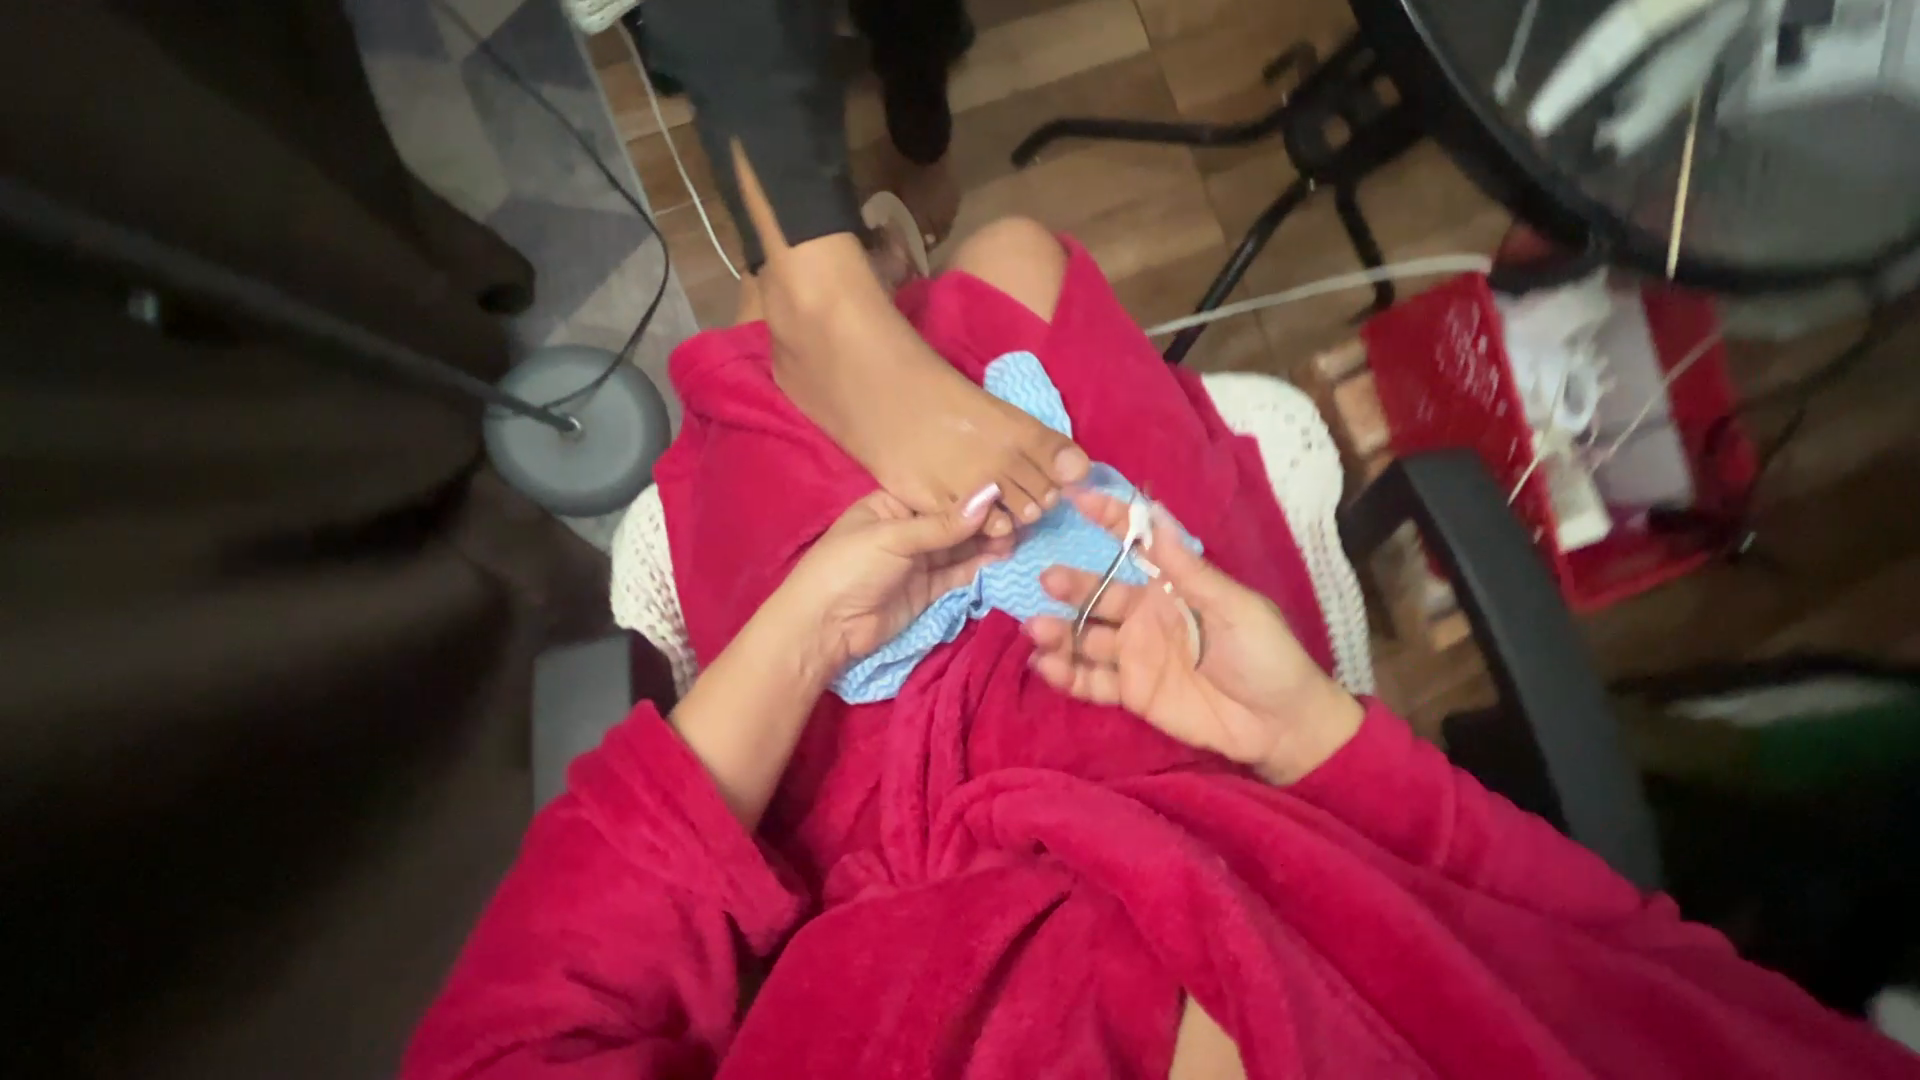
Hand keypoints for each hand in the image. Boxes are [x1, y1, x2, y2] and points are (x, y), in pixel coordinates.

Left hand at [778, 485, 1009, 671]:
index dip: (971, 493)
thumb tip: (989, 497)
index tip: (1006, 492)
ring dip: (987, 541)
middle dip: (985, 518)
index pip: (939, 493)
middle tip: (1020, 517)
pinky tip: (1003, 554)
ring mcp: (918, 560)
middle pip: (953, 520)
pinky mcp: (927, 589)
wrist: (824, 627)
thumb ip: (943, 524)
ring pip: (960, 546)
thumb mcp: (894, 537)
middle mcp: (908, 528)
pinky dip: (979, 564)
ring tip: (1019, 535)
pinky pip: (958, 572)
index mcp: (891, 504)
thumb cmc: (848, 567)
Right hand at [1023, 491, 1363, 783]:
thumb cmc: (1266, 656)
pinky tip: (1045, 666)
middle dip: (1072, 587)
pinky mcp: (1131, 692)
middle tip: (1048, 581)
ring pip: (1086, 638)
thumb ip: (1188, 569)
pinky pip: (1091, 680)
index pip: (1135, 547)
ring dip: (1060, 632)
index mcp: (1172, 588)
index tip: (1075, 496)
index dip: (1107, 520)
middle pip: (1099, 595)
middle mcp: (1146, 615)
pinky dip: (1065, 674)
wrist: (1281, 726)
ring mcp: (1135, 654)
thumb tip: (1155, 511)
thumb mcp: (1235, 606)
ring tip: (1036, 630)